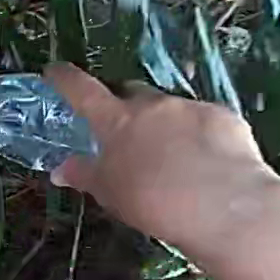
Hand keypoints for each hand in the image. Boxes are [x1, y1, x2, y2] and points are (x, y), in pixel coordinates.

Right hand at [45, 63, 279, 261]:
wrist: (224, 208)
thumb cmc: (153, 202)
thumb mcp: (109, 194)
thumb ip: (84, 175)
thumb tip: (60, 170)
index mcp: (116, 120)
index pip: (81, 90)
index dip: (64, 79)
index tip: (54, 71)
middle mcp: (152, 104)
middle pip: (130, 93)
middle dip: (124, 105)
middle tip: (126, 133)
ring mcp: (190, 107)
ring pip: (169, 108)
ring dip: (165, 124)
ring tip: (173, 157)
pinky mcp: (225, 117)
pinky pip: (204, 120)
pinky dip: (199, 135)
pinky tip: (206, 161)